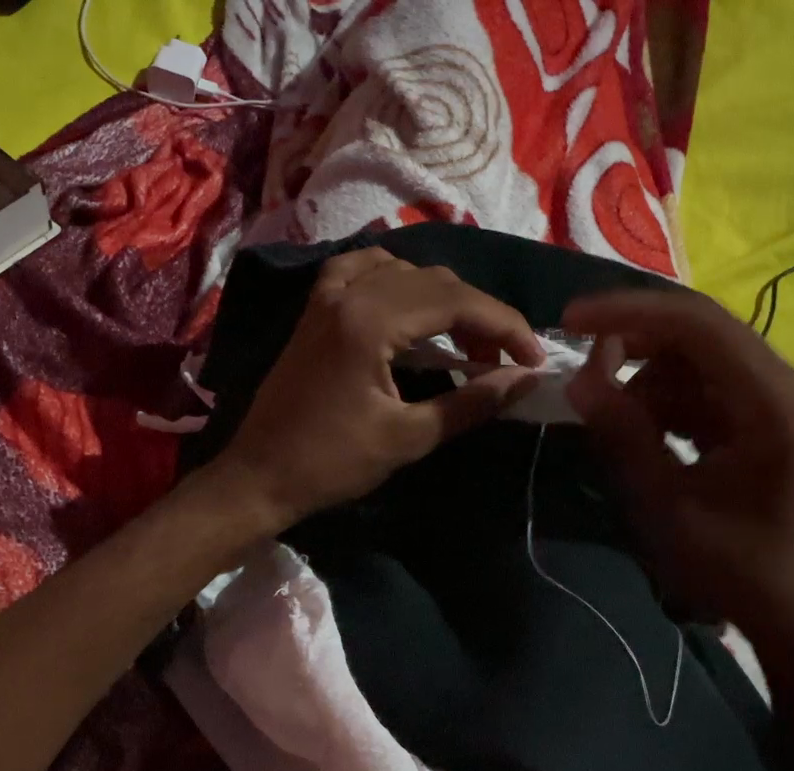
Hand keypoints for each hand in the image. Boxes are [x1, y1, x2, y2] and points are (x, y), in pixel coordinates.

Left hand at [212, 248, 544, 526]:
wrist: (260, 476)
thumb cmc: (331, 463)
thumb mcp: (407, 438)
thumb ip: (470, 404)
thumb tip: (525, 381)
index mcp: (370, 321)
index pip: (457, 302)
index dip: (506, 326)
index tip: (533, 358)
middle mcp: (348, 293)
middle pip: (435, 281)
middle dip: (479, 316)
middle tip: (502, 360)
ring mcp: (325, 296)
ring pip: (403, 271)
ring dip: (442, 298)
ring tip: (462, 340)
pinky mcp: (313, 309)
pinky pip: (361, 270)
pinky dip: (395, 280)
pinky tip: (408, 305)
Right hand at [564, 290, 793, 640]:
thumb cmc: (738, 569)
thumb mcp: (667, 505)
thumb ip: (623, 436)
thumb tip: (581, 378)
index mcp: (772, 400)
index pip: (697, 324)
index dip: (628, 313)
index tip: (570, 321)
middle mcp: (784, 387)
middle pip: (700, 335)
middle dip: (635, 344)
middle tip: (583, 373)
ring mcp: (780, 406)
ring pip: (700, 363)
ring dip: (648, 381)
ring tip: (610, 421)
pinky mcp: (769, 427)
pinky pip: (709, 393)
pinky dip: (667, 404)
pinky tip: (640, 435)